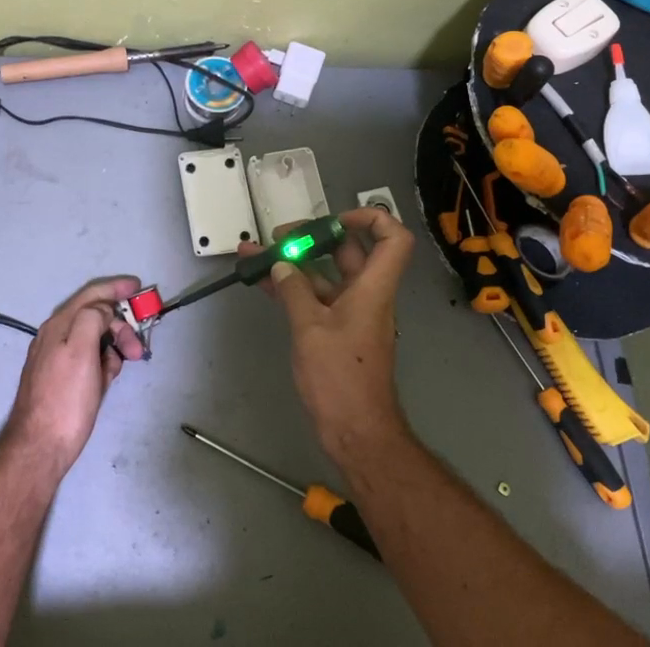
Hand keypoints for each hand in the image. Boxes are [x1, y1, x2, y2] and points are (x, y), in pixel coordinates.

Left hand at [5, 276, 145, 477]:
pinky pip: (88, 359)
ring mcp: (56, 358)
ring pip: (93, 339)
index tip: (138, 287)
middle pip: (94, 317)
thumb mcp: (81, 351)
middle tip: (139, 348)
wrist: (41, 446)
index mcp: (59, 326)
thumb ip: (91, 319)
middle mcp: (54, 337)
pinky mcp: (61, 379)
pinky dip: (102, 362)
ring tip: (123, 366)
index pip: (90, 295)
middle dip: (120, 325)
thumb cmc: (66, 398)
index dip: (115, 288)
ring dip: (113, 346)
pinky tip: (108, 378)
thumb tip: (102, 311)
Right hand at [238, 208, 414, 458]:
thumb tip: (282, 264)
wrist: (356, 431)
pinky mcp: (335, 332)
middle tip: (280, 235)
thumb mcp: (310, 329)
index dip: (370, 219)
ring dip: (294, 263)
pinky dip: (291, 288)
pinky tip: (262, 281)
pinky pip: (314, 298)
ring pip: (324, 275)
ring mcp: (350, 314)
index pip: (392, 239)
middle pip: (349, 252)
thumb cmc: (340, 377)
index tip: (332, 220)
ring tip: (256, 253)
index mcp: (373, 288)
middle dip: (313, 237)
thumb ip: (294, 291)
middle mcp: (366, 295)